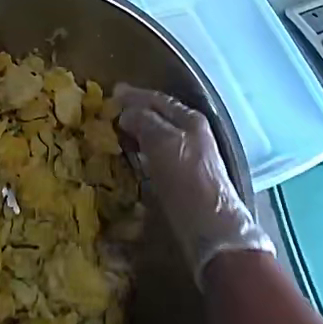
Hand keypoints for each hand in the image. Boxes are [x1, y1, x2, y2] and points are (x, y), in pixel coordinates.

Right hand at [113, 84, 273, 283]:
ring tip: (116, 132)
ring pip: (159, 136)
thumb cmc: (187, 180)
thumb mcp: (162, 142)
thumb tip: (126, 113)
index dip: (134, 96)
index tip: (112, 94)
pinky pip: (158, 155)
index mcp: (190, 119)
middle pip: (159, 116)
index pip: (157, 99)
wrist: (212, 230)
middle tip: (110, 113)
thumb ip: (144, 121)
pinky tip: (132, 156)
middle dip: (135, 112)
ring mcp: (190, 157)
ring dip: (138, 131)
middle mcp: (192, 134)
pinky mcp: (184, 180)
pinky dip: (143, 150)